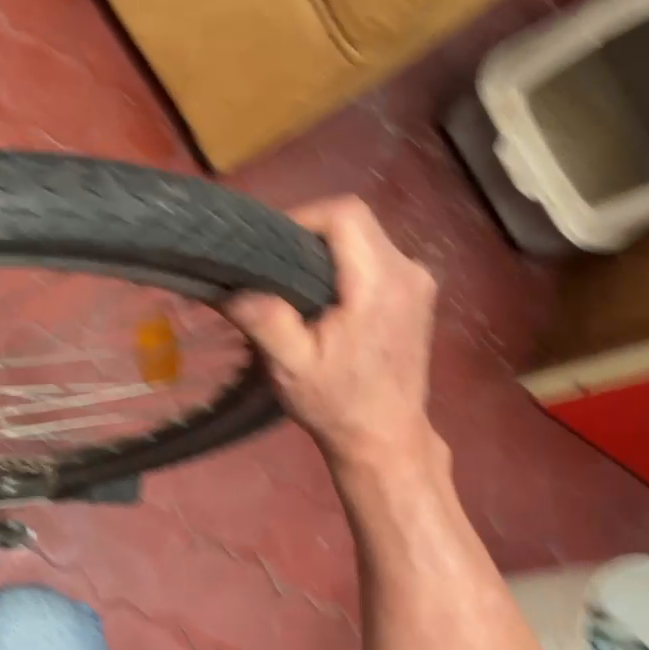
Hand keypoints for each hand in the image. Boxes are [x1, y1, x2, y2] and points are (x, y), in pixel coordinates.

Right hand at [224, 197, 439, 470]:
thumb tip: (230, 288)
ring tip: (287, 285)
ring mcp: (417, 280)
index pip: (345, 215)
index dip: (301, 217)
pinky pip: (374, 258)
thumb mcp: (290, 366)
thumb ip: (265, 321)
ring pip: (364, 239)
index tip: (265, 246)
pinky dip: (341, 266)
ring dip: (323, 252)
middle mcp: (408, 270)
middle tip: (267, 267)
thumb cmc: (335, 402)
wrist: (384, 434)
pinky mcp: (415, 293)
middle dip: (307, 235)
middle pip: (355, 223)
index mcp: (380, 282)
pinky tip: (318, 299)